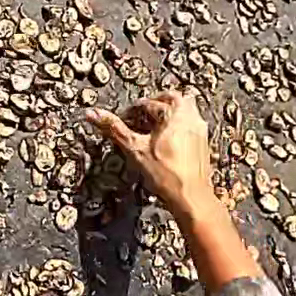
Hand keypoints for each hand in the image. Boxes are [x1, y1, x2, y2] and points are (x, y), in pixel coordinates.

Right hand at [86, 89, 218, 221]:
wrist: (191, 197)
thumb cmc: (166, 174)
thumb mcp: (134, 148)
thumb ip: (114, 128)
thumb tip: (92, 114)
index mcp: (173, 114)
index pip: (147, 103)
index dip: (131, 111)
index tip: (123, 120)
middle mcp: (190, 118)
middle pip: (171, 98)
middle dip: (153, 103)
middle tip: (139, 113)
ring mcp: (199, 129)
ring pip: (185, 108)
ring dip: (168, 111)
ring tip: (152, 124)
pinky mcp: (203, 141)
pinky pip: (190, 122)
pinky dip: (177, 122)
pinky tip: (166, 138)